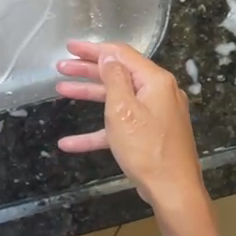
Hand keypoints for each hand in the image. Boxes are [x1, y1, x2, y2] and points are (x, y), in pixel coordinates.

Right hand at [55, 41, 207, 215]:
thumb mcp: (123, 110)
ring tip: (61, 90)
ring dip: (88, 95)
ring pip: (116, 98)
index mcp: (154, 81)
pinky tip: (70, 143)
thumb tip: (108, 56)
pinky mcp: (149, 134)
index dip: (93, 49)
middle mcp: (157, 93)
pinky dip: (97, 131)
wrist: (173, 189)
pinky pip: (119, 126)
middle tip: (61, 67)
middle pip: (117, 74)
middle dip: (87, 70)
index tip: (70, 47)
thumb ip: (114, 79)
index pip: (121, 55)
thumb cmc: (146, 149)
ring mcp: (154, 114)